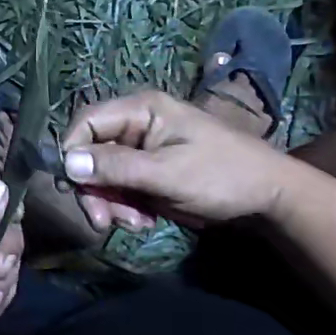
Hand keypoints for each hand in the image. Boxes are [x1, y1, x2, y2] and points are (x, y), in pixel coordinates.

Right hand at [61, 90, 290, 229]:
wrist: (268, 196)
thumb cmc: (221, 175)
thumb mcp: (166, 173)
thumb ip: (116, 168)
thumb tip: (67, 164)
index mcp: (142, 110)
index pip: (87, 121)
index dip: (72, 152)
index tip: (71, 187)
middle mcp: (137, 124)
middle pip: (92, 152)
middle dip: (94, 188)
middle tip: (102, 221)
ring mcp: (143, 149)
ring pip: (103, 175)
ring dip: (111, 203)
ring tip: (135, 224)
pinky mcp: (149, 171)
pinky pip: (121, 188)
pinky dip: (126, 207)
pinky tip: (144, 222)